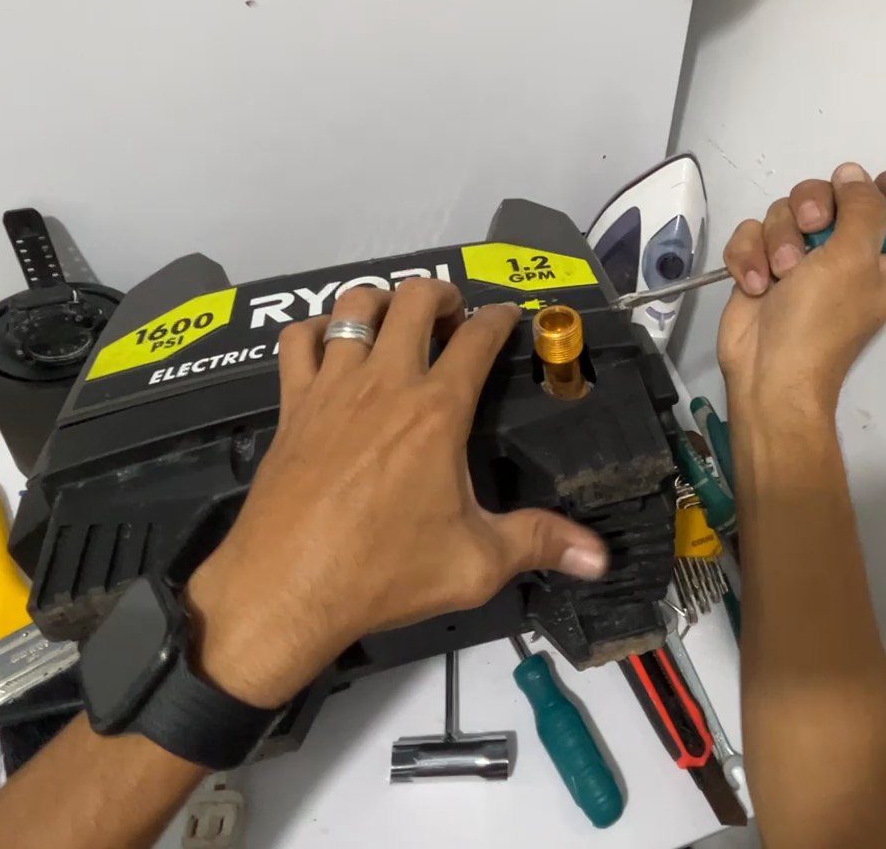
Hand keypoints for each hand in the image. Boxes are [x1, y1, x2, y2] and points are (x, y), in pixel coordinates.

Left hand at [183, 280, 608, 706]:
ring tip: (396, 321)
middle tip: (453, 318)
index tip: (508, 317)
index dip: (500, 318)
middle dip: (442, 295)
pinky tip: (332, 346)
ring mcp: (334, 387)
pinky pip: (299, 340)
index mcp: (438, 410)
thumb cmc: (385, 572)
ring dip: (382, 301)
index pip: (478, 338)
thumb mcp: (476, 563)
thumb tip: (600, 558)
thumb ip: (539, 544)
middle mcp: (387, 383)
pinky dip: (319, 328)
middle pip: (415, 300)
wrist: (285, 590)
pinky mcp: (293, 403)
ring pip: (355, 306)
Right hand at [718, 163, 885, 415]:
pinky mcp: (761, 266)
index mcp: (883, 256)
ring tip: (780, 274)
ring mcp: (799, 259)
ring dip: (777, 240)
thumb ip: (863, 208)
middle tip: (812, 227)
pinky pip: (751, 234)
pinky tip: (754, 284)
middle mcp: (843, 253)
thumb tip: (853, 174)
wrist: (768, 368)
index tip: (874, 183)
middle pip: (827, 196)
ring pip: (783, 213)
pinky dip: (748, 256)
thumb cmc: (822, 319)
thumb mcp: (856, 258)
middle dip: (811, 207)